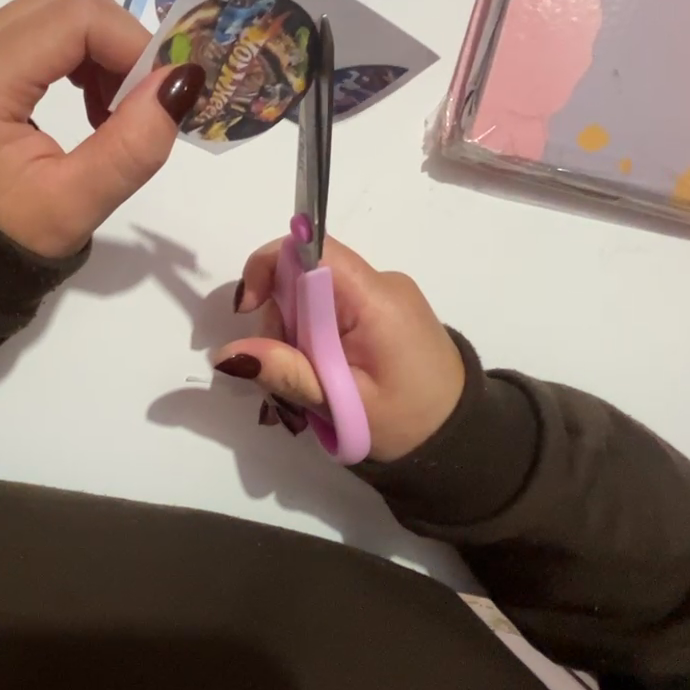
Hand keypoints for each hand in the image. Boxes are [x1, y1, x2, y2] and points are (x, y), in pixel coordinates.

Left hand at [0, 0, 205, 258]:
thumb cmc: (5, 237)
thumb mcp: (74, 206)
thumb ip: (130, 147)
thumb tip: (182, 80)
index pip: (76, 18)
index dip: (133, 44)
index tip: (163, 94)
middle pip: (68, 2)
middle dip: (120, 43)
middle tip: (142, 103)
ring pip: (57, 10)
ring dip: (103, 49)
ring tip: (114, 112)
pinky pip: (41, 29)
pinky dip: (80, 54)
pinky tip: (91, 103)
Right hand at [210, 237, 464, 462]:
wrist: (462, 441)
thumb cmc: (408, 423)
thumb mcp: (340, 404)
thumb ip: (286, 372)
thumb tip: (226, 355)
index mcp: (375, 300)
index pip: (311, 249)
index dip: (269, 266)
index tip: (249, 309)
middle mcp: (379, 284)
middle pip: (303, 275)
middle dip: (279, 317)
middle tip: (285, 368)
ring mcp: (382, 295)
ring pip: (310, 294)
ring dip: (293, 332)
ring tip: (308, 379)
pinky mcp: (381, 310)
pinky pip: (329, 306)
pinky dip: (312, 335)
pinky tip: (320, 370)